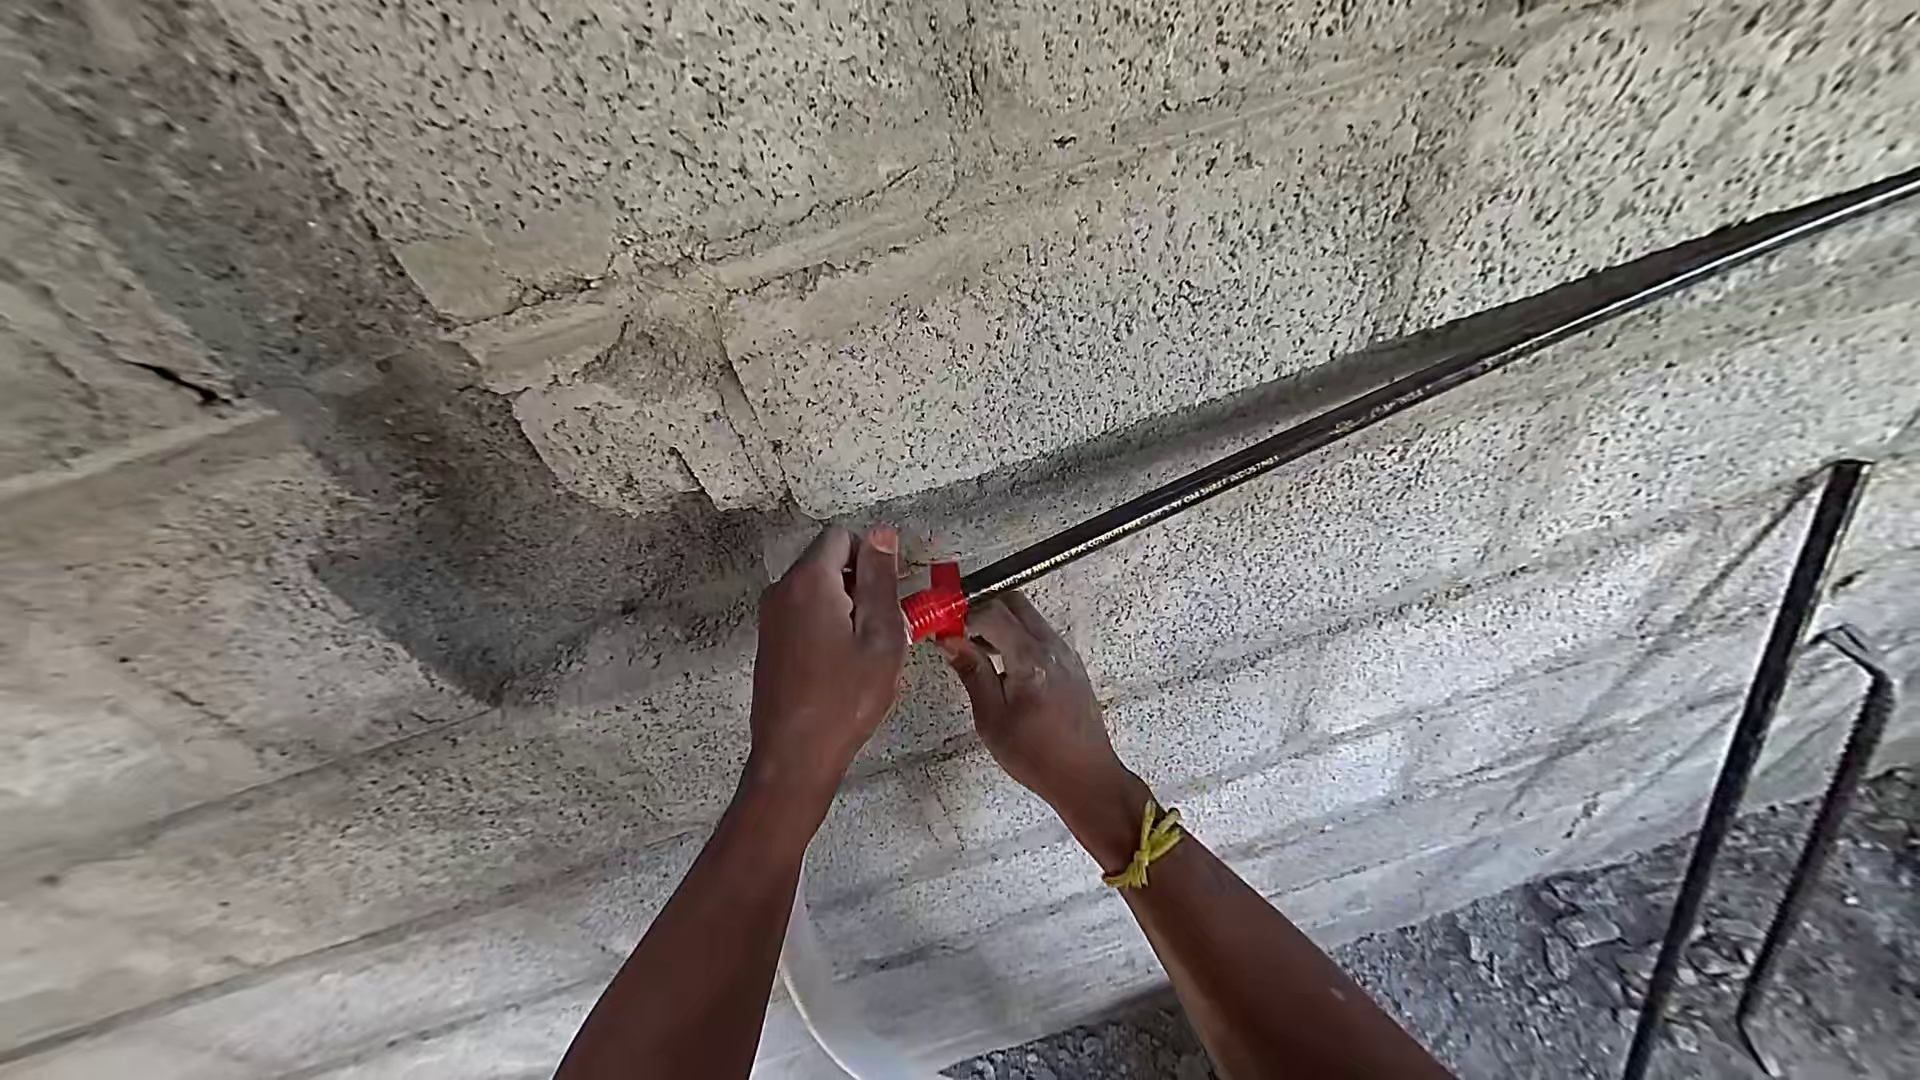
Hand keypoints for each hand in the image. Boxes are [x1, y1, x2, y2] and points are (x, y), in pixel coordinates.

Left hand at [748, 526, 907, 801]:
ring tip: (866, 650)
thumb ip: (880, 578)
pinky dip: (829, 623)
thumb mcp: (881, 634)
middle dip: (860, 583)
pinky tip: (844, 663)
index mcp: (809, 581)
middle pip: (828, 561)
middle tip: (884, 626)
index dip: (872, 557)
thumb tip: (882, 534)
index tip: (889, 593)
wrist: (795, 754)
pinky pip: (805, 612)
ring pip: (819, 588)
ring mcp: (771, 616)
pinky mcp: (770, 640)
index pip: (842, 536)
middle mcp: (782, 590)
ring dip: (847, 606)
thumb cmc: (845, 697)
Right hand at [939, 592, 1150, 871]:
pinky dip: (1017, 636)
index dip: (964, 615)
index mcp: (1031, 659)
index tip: (946, 627)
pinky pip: (1039, 633)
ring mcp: (1065, 653)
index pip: (992, 612)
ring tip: (977, 650)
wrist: (1086, 777)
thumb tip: (951, 641)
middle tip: (959, 632)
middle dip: (982, 609)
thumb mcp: (992, 718)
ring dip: (1000, 622)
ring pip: (1028, 616)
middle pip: (1013, 602)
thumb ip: (972, 672)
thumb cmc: (1038, 756)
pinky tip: (1001, 663)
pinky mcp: (1070, 663)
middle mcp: (1052, 647)